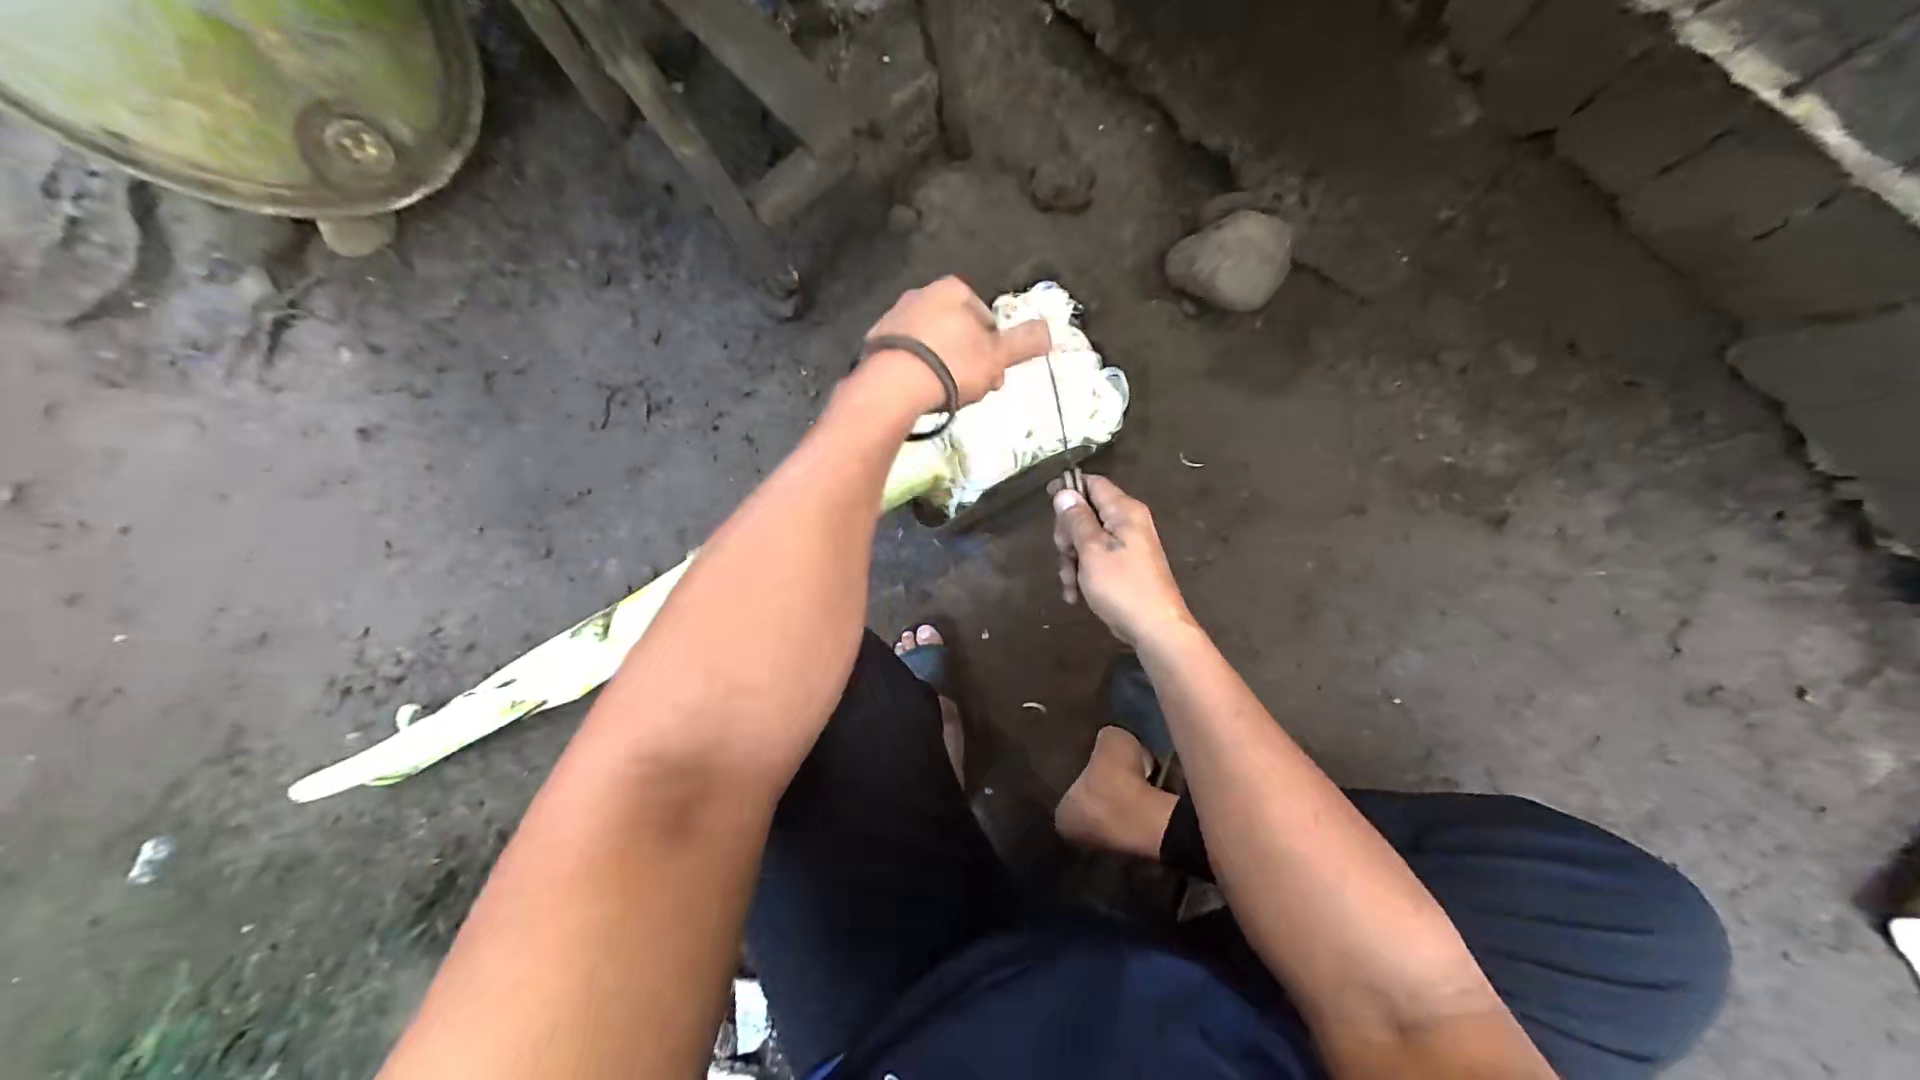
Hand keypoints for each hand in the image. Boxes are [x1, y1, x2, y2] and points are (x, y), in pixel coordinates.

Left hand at [861, 277, 1051, 410]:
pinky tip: (919, 391)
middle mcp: (922, 293)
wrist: (893, 385)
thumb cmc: (952, 365)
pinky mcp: (874, 340)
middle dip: (968, 357)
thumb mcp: (998, 356)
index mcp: (954, 289)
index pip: (986, 319)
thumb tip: (1050, 331)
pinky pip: (906, 355)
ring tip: (945, 393)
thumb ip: (1025, 342)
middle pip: (957, 329)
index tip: (992, 374)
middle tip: (971, 387)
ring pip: (931, 342)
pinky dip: (916, 370)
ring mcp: (895, 315)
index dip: (993, 349)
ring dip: (942, 364)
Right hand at [1051, 475, 1196, 646]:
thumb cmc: (1122, 586)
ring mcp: (1127, 545)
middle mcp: (1128, 522)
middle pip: (1086, 514)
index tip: (1047, 501)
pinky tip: (1076, 595)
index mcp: (1124, 510)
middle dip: (1068, 535)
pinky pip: (1096, 559)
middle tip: (1064, 553)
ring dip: (1071, 560)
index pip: (1093, 483)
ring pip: (1087, 540)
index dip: (1069, 488)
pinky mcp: (1125, 566)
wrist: (1155, 628)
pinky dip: (1083, 573)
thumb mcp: (1091, 550)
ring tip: (1070, 584)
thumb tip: (1064, 492)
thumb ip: (1077, 519)